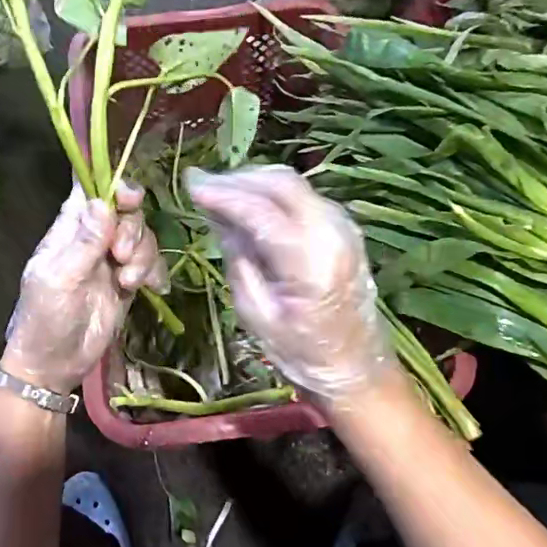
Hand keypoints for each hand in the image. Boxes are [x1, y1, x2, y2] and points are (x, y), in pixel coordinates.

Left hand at [1, 183, 165, 392]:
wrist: (55, 364)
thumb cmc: (45, 318)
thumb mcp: (59, 279)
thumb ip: (83, 243)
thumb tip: (102, 203)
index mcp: (68, 229)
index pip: (89, 190)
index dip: (111, 183)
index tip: (128, 197)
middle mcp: (92, 237)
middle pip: (125, 210)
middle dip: (131, 228)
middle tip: (120, 256)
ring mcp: (111, 259)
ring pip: (141, 236)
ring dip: (142, 255)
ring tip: (128, 282)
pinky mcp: (128, 280)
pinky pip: (151, 262)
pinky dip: (154, 271)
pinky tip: (152, 289)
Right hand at [185, 165, 393, 406]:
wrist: (356, 367)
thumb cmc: (302, 352)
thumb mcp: (257, 314)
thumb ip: (239, 262)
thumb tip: (220, 220)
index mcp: (310, 261)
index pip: (260, 210)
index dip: (223, 194)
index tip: (190, 186)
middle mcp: (332, 233)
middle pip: (280, 183)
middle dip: (237, 179)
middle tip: (201, 183)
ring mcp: (344, 227)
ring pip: (293, 185)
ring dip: (254, 182)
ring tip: (219, 192)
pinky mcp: (344, 228)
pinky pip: (303, 197)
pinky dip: (272, 193)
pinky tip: (248, 204)